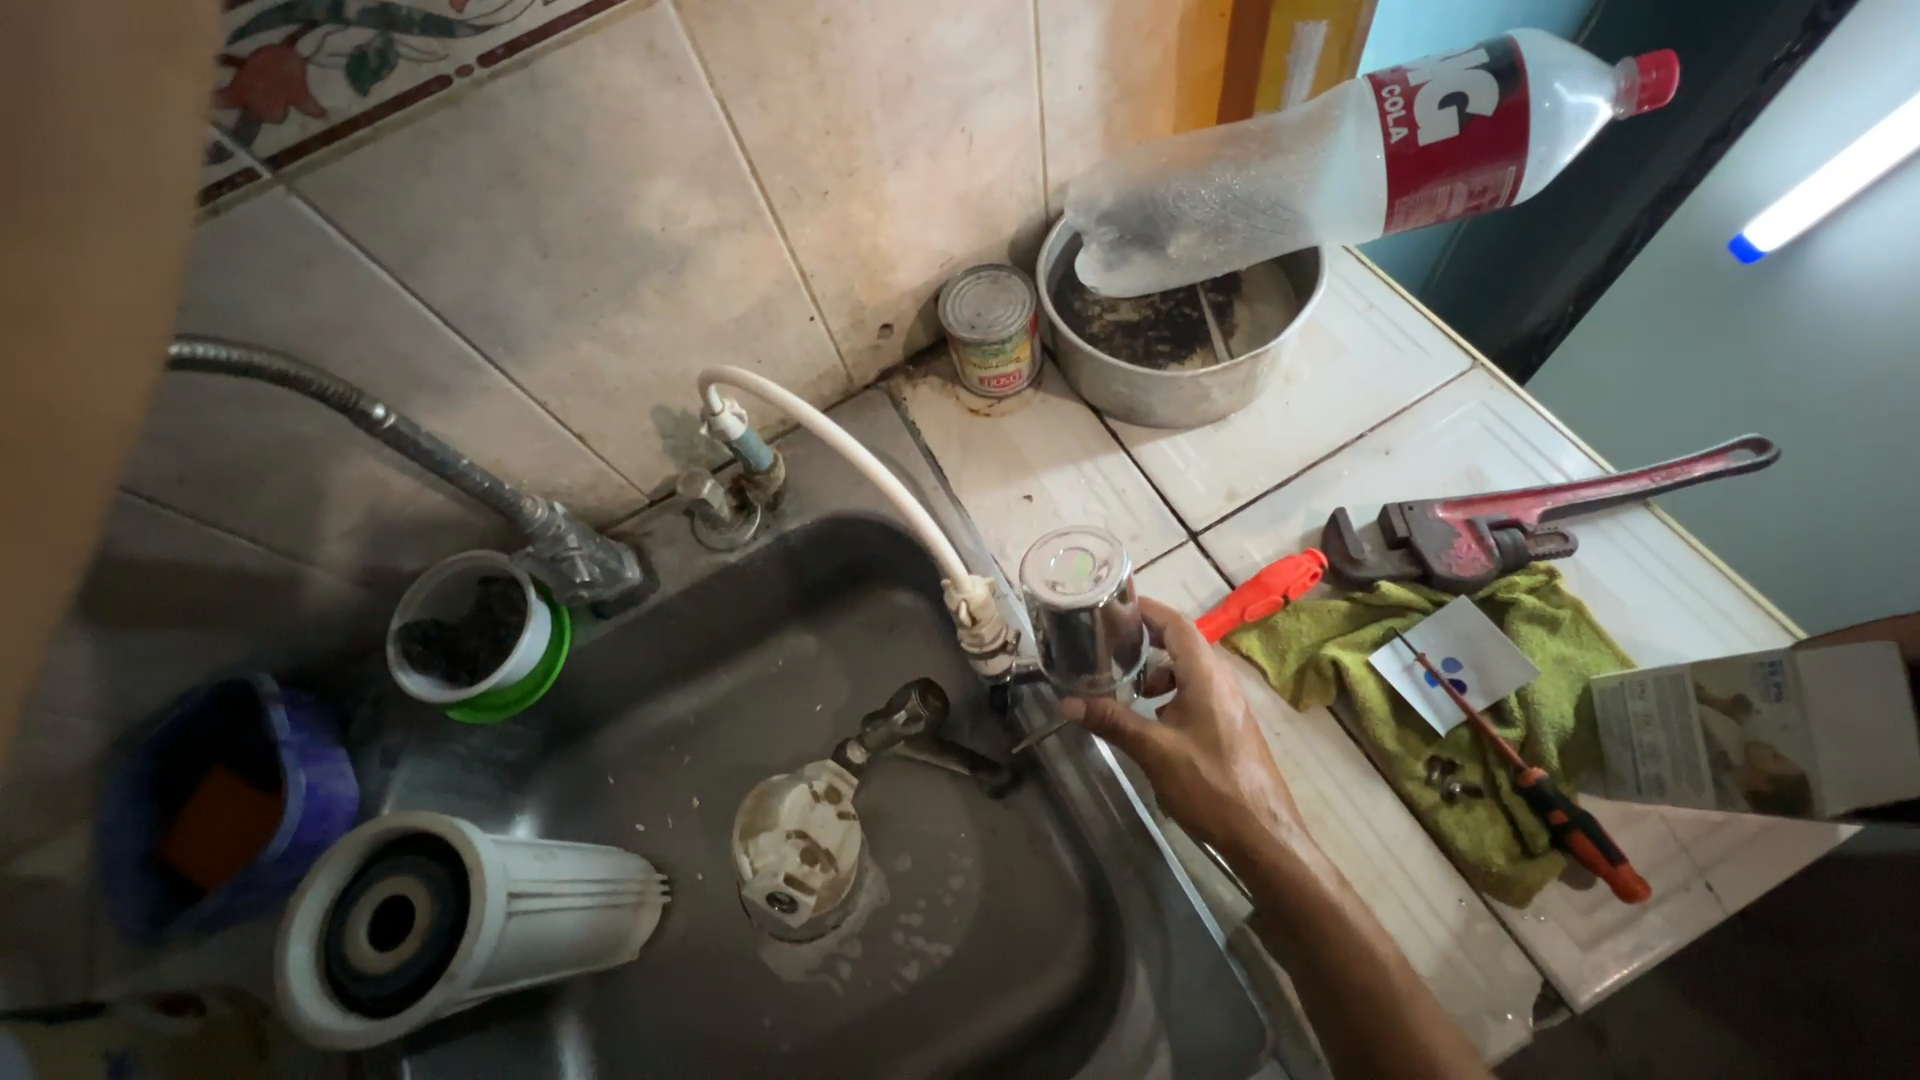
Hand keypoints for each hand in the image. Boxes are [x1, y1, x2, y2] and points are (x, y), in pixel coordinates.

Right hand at [1059, 597, 1302, 857]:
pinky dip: (1168, 690)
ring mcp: (1227, 702)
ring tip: (1122, 680)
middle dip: (1144, 637)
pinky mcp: (1227, 723)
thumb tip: (1067, 704)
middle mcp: (1220, 680)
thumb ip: (1112, 722)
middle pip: (1181, 641)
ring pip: (1187, 668)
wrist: (1262, 833)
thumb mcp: (1154, 752)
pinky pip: (1194, 689)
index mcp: (1206, 675)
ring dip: (1155, 668)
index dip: (1145, 609)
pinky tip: (1148, 715)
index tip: (1112, 607)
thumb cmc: (1211, 786)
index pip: (1175, 623)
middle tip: (1106, 640)